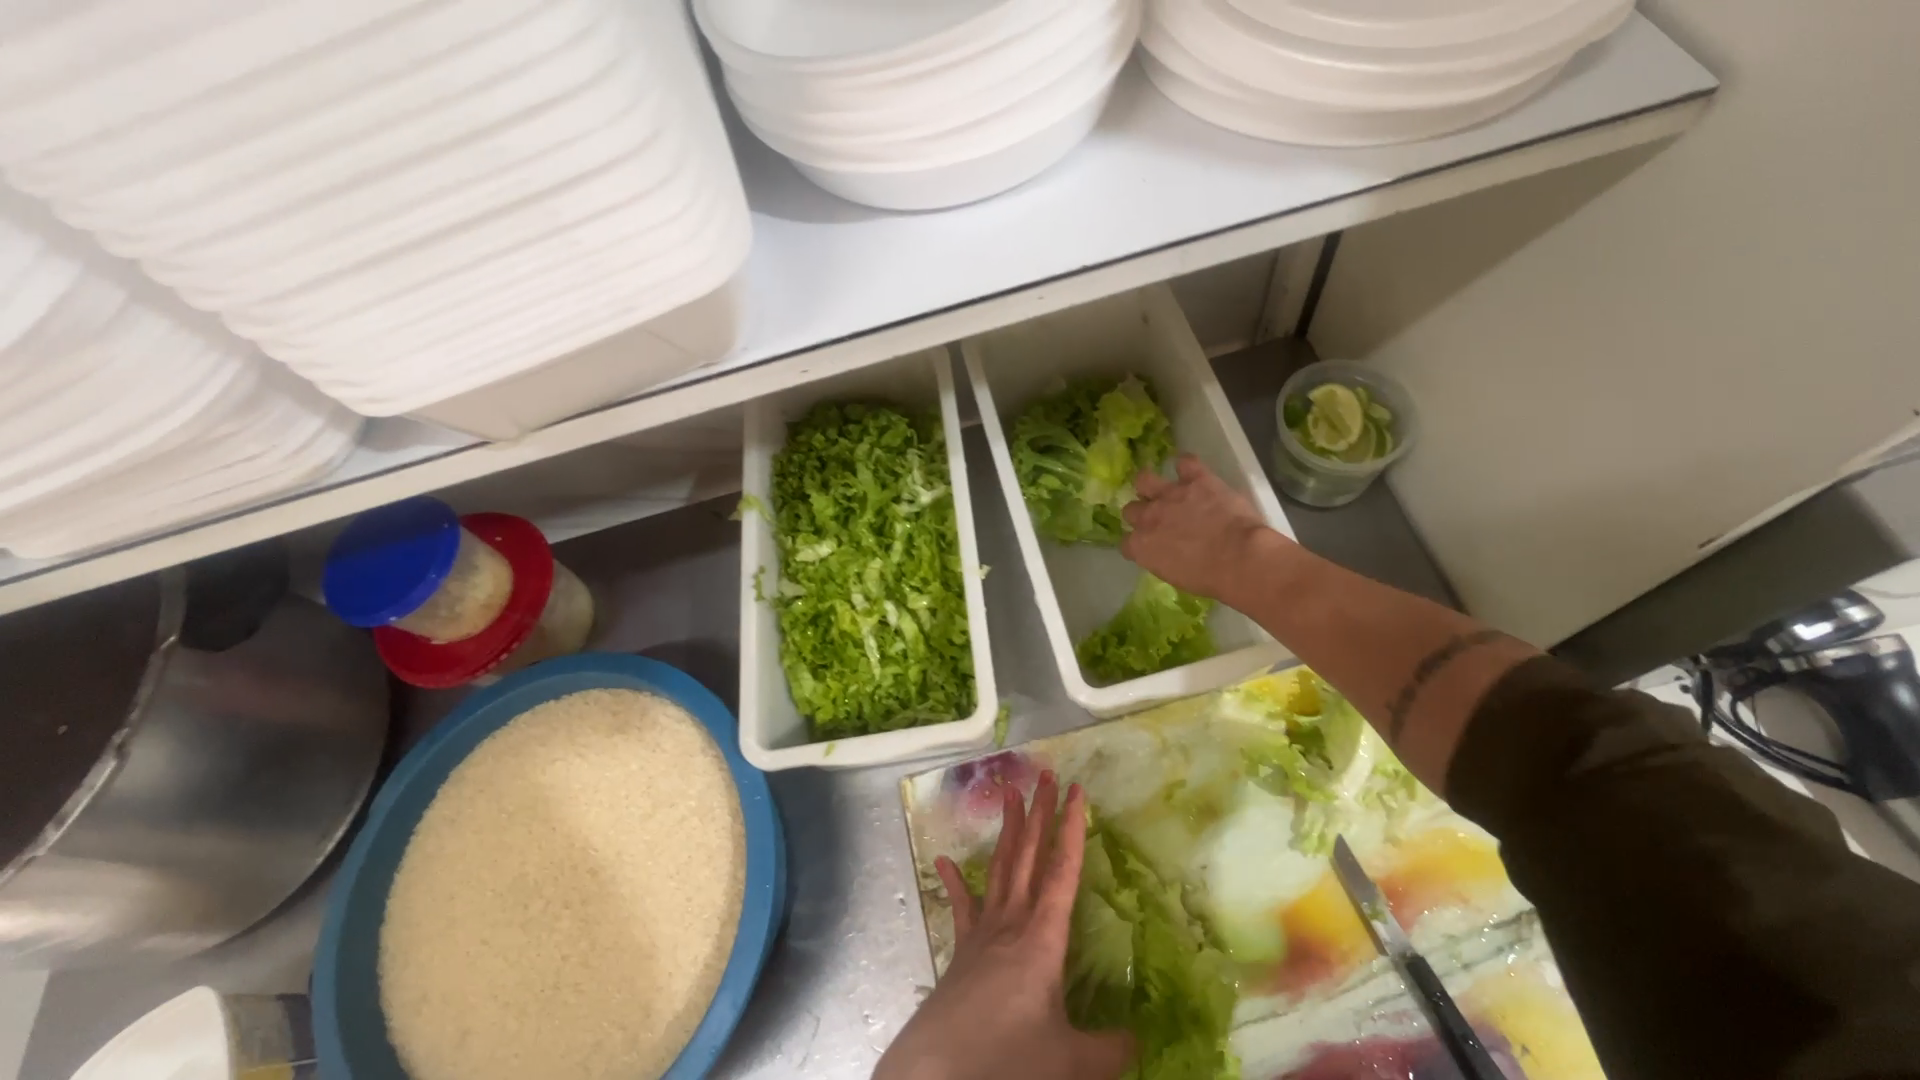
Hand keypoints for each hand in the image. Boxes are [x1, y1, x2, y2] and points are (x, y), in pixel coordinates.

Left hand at [876, 773, 1133, 1079]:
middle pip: (1029, 857)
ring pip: (999, 871)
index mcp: (1042, 939)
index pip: (1064, 872)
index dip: (1073, 829)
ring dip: (1008, 832)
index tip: (1077, 792)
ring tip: (1008, 794)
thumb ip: (1110, 1049)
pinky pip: (961, 909)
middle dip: (1039, 814)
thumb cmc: (1007, 1059)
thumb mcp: (1071, 1061)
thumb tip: (1139, 1043)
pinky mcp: (960, 953)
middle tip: (1044, 774)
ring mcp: (981, 935)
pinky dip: (954, 883)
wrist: (936, 1073)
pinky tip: (943, 861)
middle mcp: (1011, 925)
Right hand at [1122, 454, 1287, 603]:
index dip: (1138, 543)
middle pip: (1131, 510)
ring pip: (1144, 479)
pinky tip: (1190, 471)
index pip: (1126, 543)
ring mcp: (1171, 495)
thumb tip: (1168, 554)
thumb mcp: (1177, 577)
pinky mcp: (1197, 480)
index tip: (1149, 546)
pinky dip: (1186, 465)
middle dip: (1141, 514)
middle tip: (1159, 520)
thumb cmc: (1210, 578)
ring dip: (1150, 485)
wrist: (1238, 558)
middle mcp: (1149, 518)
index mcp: (1142, 546)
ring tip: (1164, 490)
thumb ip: (1163, 560)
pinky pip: (1185, 462)